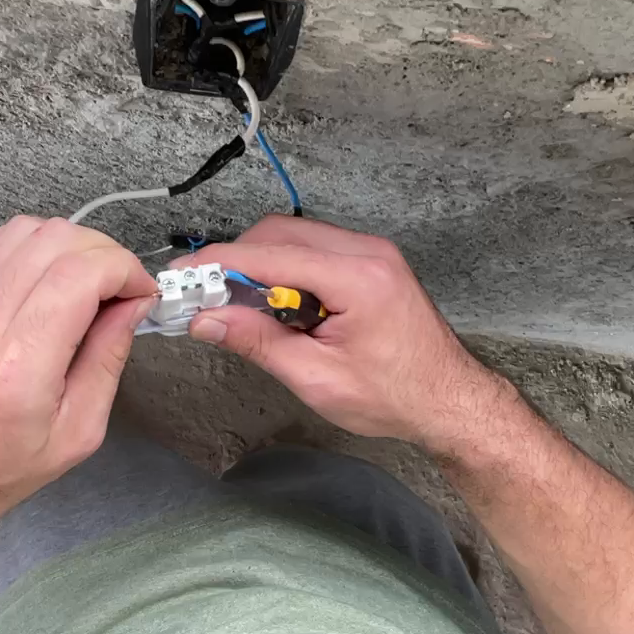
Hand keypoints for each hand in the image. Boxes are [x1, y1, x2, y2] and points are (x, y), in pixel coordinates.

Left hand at [0, 216, 156, 544]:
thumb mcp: (76, 433)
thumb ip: (108, 360)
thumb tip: (133, 306)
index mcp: (20, 364)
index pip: (80, 273)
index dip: (125, 269)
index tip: (143, 292)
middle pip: (57, 240)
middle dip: (107, 253)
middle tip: (123, 289)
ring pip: (27, 230)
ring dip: (73, 245)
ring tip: (90, 282)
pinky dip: (37, 245)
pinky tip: (52, 277)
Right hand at [178, 215, 519, 454]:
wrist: (453, 401)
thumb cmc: (393, 398)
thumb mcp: (317, 378)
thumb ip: (258, 342)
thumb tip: (206, 320)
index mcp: (357, 277)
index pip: (270, 254)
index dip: (218, 262)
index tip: (181, 275)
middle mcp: (366, 250)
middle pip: (280, 232)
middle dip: (237, 259)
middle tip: (206, 295)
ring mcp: (372, 251)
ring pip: (296, 235)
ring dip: (260, 263)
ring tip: (238, 304)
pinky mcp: (372, 261)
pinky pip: (314, 248)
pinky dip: (285, 267)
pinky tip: (276, 302)